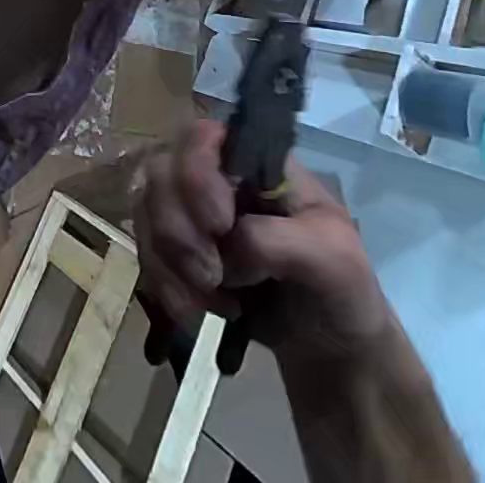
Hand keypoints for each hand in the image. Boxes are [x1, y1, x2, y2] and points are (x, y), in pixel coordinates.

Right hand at [140, 118, 391, 359]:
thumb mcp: (332, 255)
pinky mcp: (176, 251)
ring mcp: (191, 213)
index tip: (220, 224)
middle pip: (163, 172)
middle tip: (213, 274)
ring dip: (171, 263)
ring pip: (146, 213)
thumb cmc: (340, 287)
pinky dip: (165, 286)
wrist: (328, 348)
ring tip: (217, 300)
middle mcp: (217, 178)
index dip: (197, 172)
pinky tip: (200, 312)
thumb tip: (226, 247)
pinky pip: (145, 253)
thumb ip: (278, 239)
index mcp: (256, 164)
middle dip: (179, 229)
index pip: (205, 136)